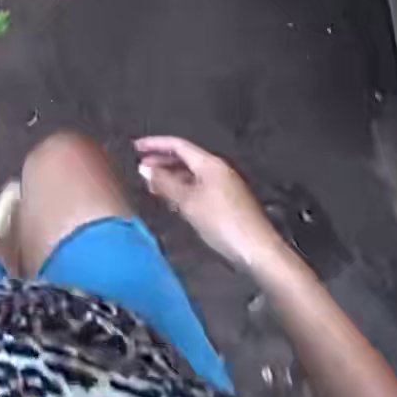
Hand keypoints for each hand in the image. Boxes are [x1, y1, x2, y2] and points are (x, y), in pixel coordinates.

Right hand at [135, 135, 285, 272]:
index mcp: (209, 163)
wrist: (260, 253)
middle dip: (162, 161)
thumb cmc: (222, 222)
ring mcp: (225, 186)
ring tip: (152, 185)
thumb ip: (164, 183)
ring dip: (171, 177)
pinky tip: (174, 201)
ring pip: (192, 174)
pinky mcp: (228, 202)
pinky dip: (183, 189)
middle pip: (185, 158)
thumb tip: (144, 169)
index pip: (177, 145)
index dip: (155, 144)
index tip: (136, 147)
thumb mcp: (187, 201)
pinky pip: (199, 187)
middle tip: (141, 167)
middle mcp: (218, 170)